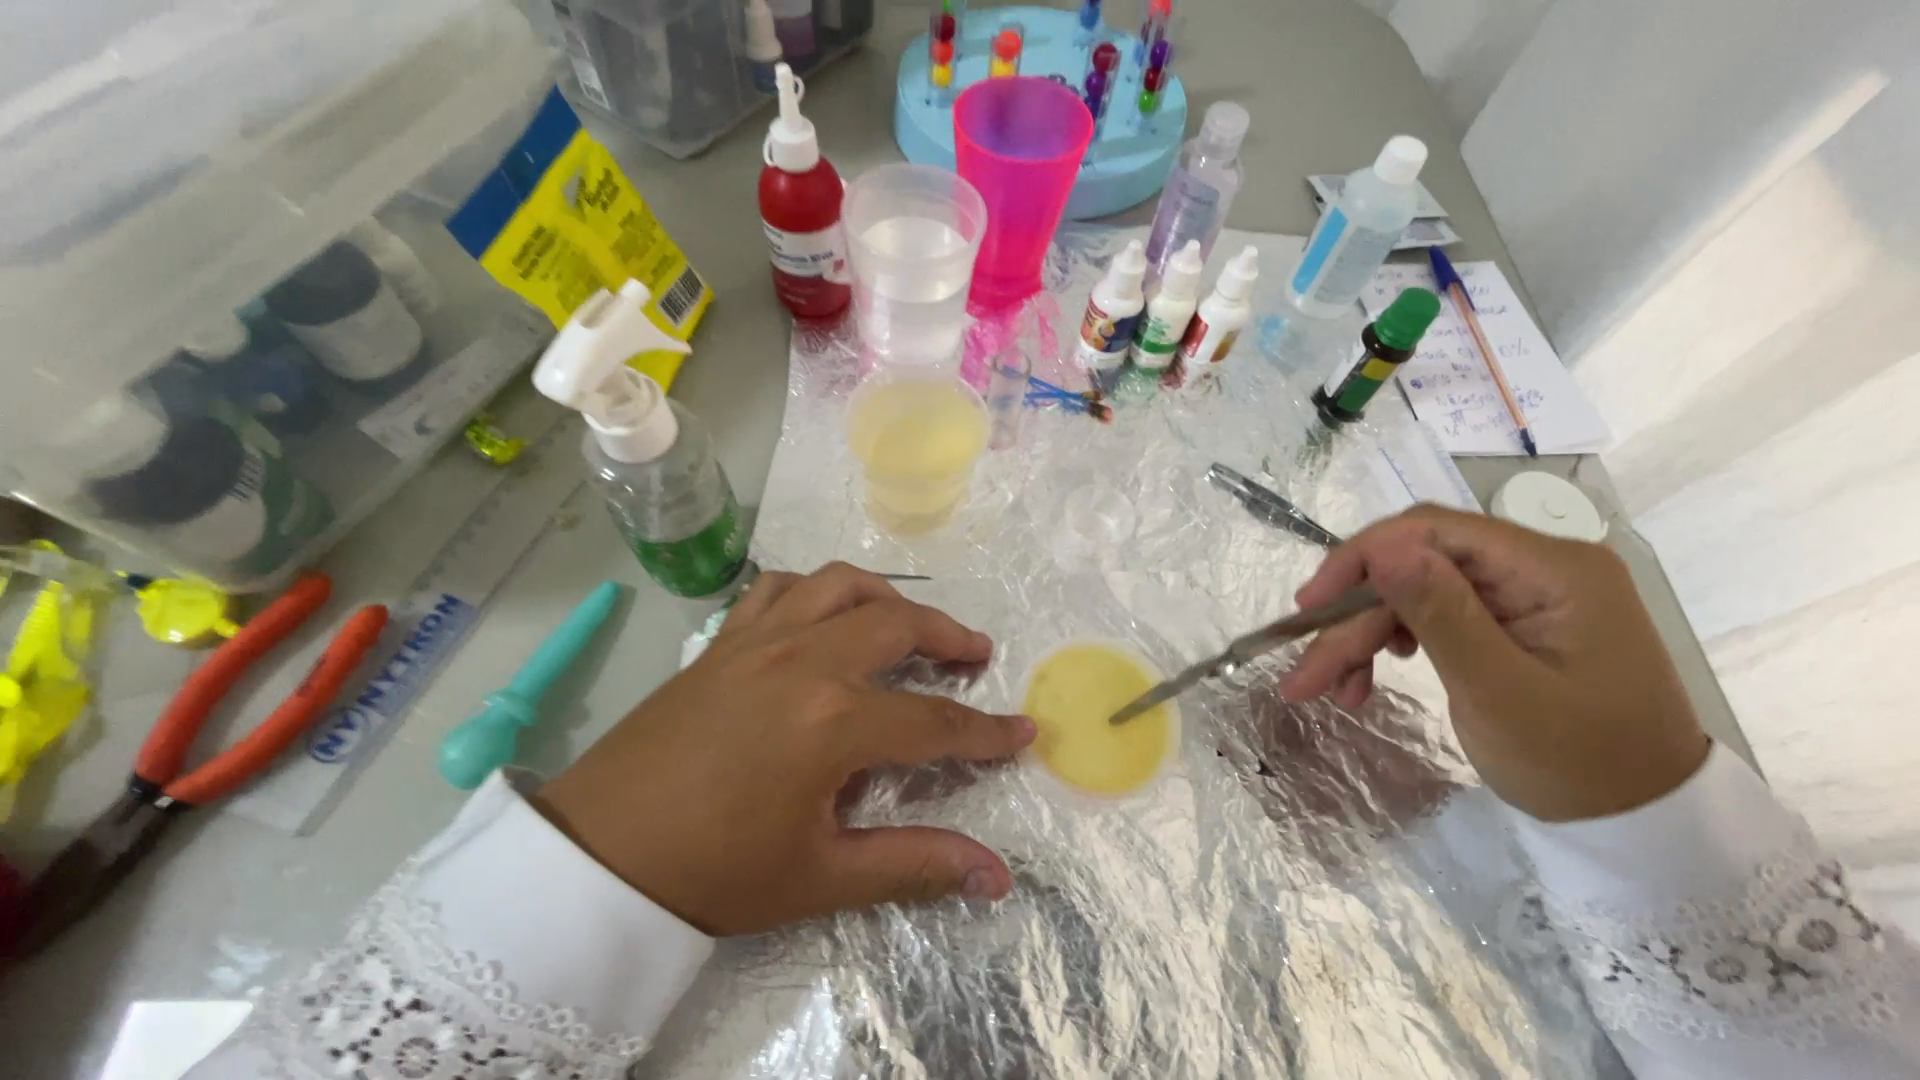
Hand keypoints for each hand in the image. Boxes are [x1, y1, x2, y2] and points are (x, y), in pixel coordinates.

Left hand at [534, 564, 1034, 935]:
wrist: (600, 855)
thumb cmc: (714, 872)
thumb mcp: (823, 877)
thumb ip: (916, 864)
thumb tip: (997, 877)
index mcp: (833, 722)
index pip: (935, 721)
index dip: (985, 731)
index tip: (1022, 732)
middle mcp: (804, 661)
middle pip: (898, 624)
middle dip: (950, 637)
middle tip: (976, 658)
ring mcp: (759, 640)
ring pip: (841, 584)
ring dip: (887, 598)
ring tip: (908, 625)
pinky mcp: (723, 640)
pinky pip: (778, 587)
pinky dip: (815, 589)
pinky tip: (823, 616)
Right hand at [1279, 505, 1709, 822]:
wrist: (1646, 822)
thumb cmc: (1581, 764)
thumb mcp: (1500, 692)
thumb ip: (1441, 614)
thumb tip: (1382, 548)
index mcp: (1552, 568)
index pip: (1433, 530)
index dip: (1361, 558)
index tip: (1308, 606)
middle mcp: (1537, 567)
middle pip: (1417, 568)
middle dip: (1354, 620)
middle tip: (1306, 675)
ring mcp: (1525, 596)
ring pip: (1415, 595)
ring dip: (1364, 639)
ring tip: (1332, 692)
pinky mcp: (1511, 624)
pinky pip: (1433, 618)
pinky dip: (1392, 648)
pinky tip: (1367, 682)